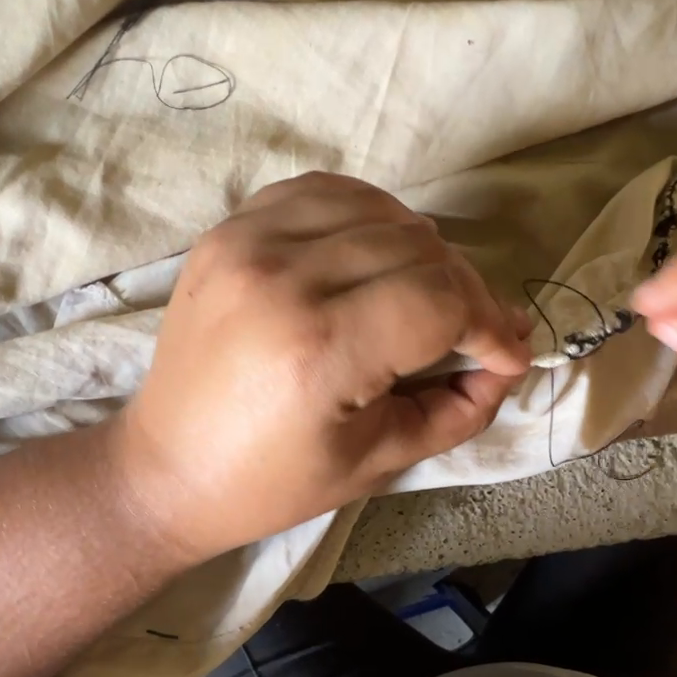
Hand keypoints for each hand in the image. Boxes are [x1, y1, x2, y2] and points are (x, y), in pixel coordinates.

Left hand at [115, 172, 530, 560]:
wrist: (169, 469)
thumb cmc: (274, 484)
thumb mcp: (379, 463)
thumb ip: (460, 410)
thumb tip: (508, 359)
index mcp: (319, 349)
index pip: (440, 299)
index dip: (488, 325)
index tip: (506, 355)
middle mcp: (282, 276)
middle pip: (419, 249)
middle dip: (467, 292)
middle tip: (475, 336)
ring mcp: (247, 241)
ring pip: (381, 212)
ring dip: (425, 253)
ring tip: (430, 298)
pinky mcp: (228, 229)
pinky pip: (325, 192)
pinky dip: (370, 216)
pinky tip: (379, 255)